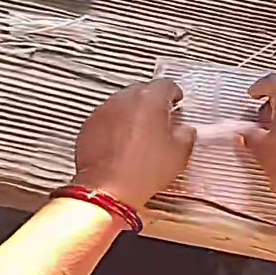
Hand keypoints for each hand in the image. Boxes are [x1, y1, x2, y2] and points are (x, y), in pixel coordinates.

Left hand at [72, 79, 194, 209]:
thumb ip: (186, 135)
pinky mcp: (89, 124)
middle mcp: (126, 99)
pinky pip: (107, 118)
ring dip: (132, 114)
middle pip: (143, 91)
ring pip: (123, 104)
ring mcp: (105, 110)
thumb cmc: (142, 170)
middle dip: (152, 103)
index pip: (166, 85)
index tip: (176, 101)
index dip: (174, 94)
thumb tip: (186, 131)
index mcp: (151, 100)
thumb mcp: (178, 154)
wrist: (107, 189)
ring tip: (140, 134)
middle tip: (160, 120)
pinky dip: (115, 125)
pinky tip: (121, 143)